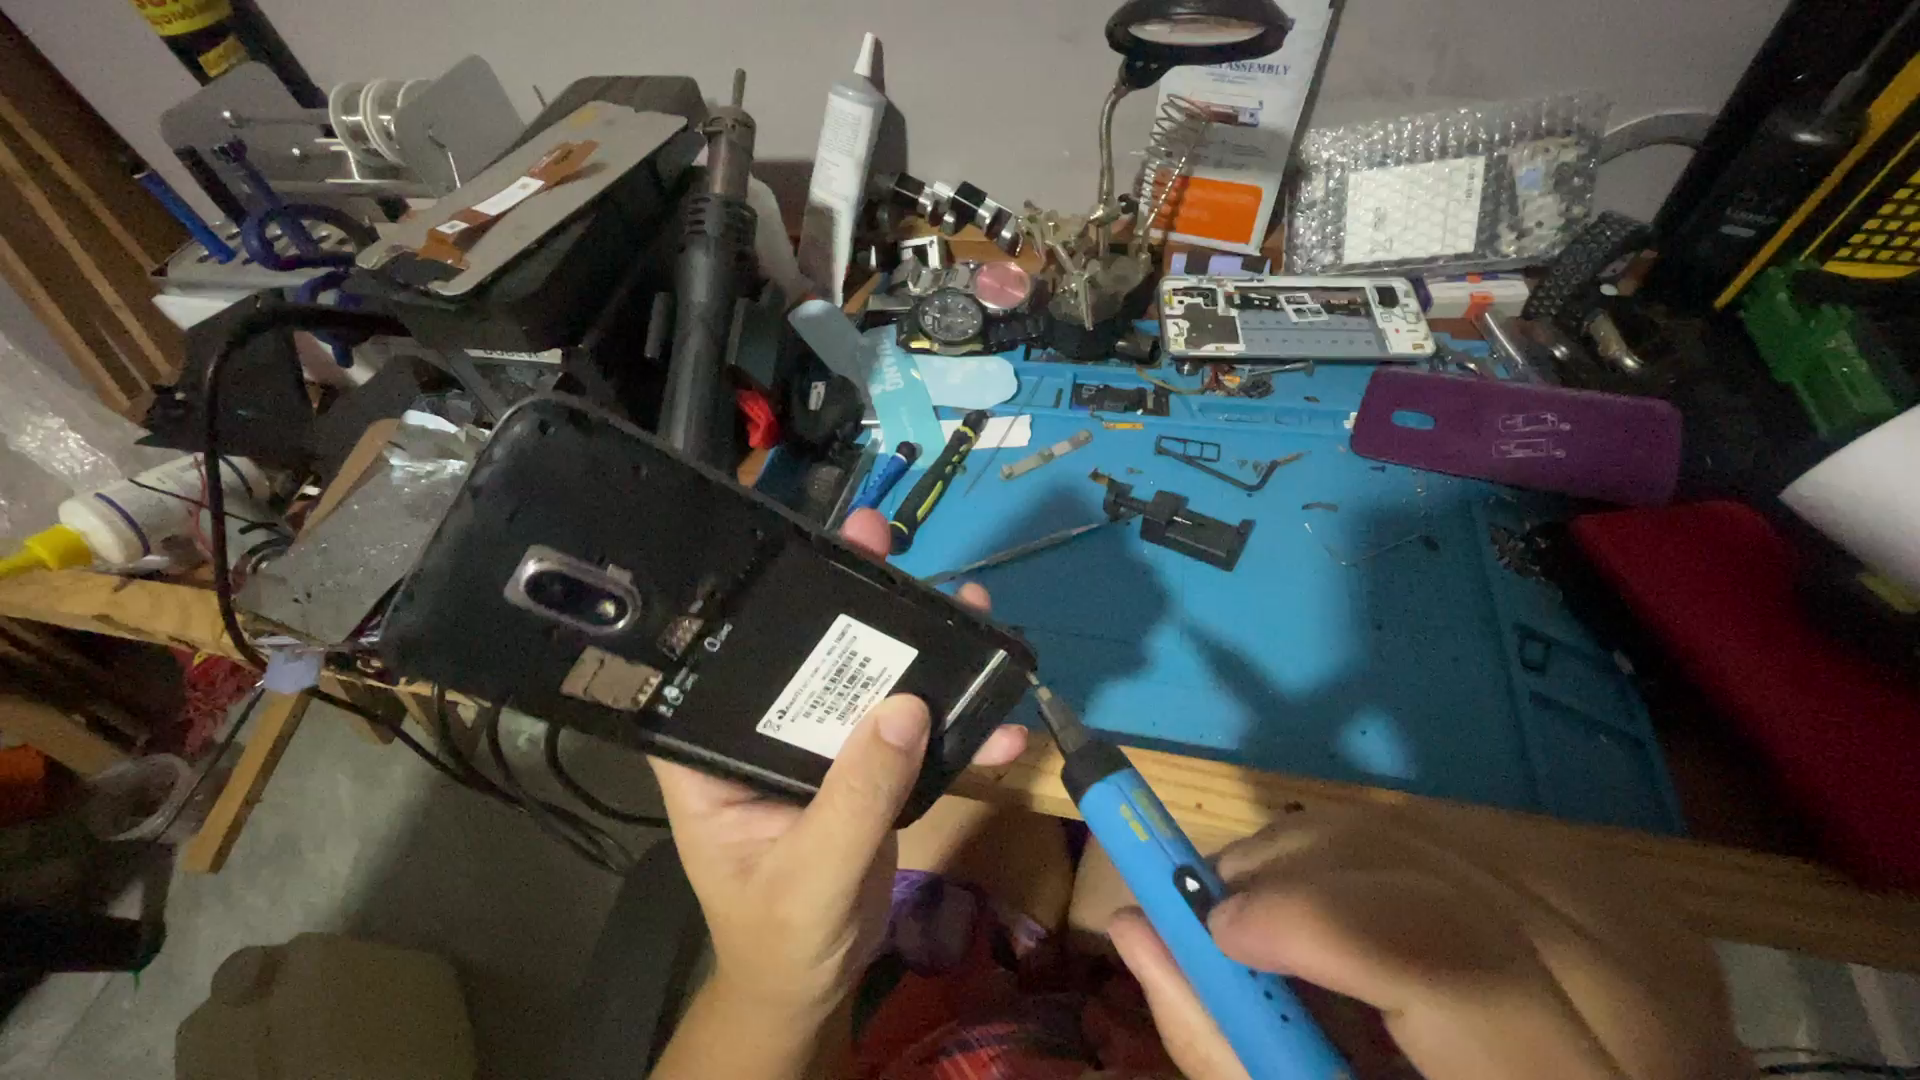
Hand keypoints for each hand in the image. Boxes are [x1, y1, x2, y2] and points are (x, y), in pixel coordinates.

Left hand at [649, 507, 1025, 1021]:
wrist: (817, 982)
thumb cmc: (780, 937)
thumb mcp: (809, 875)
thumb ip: (853, 799)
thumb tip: (907, 707)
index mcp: (714, 753)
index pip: (720, 663)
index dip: (754, 605)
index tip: (799, 553)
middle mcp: (764, 735)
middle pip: (806, 656)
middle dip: (851, 605)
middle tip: (883, 543)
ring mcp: (821, 749)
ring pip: (868, 685)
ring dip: (919, 653)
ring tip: (970, 612)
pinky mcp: (866, 769)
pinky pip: (911, 735)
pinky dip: (956, 729)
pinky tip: (1003, 726)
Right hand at [1108, 806, 1751, 1079]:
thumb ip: (1225, 1048)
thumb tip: (1136, 926)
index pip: (1454, 963)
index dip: (1319, 920)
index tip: (1215, 923)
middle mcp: (1650, 1024)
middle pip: (1449, 878)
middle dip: (1305, 871)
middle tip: (1221, 903)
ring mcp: (1662, 963)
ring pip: (1462, 839)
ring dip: (1339, 851)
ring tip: (1280, 896)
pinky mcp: (1640, 922)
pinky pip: (1496, 838)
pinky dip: (1400, 848)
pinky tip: (1367, 890)